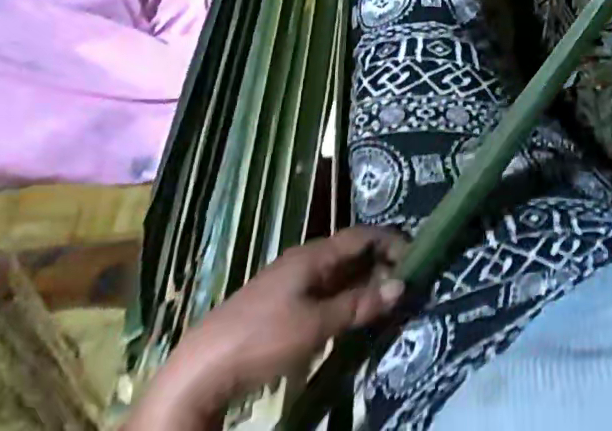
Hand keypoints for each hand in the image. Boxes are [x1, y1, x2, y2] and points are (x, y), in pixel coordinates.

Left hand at [130, 228, 406, 427]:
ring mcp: (287, 283)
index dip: (392, 242)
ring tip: (382, 305)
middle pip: (351, 253)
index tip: (415, 261)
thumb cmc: (261, 339)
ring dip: (362, 285)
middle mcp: (302, 261)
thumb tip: (403, 285)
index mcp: (312, 254)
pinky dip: (342, 298)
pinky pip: (322, 291)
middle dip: (380, 266)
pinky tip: (348, 318)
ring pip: (337, 274)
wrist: (196, 376)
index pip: (364, 235)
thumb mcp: (317, 324)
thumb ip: (361, 304)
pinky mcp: (276, 306)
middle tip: (402, 287)